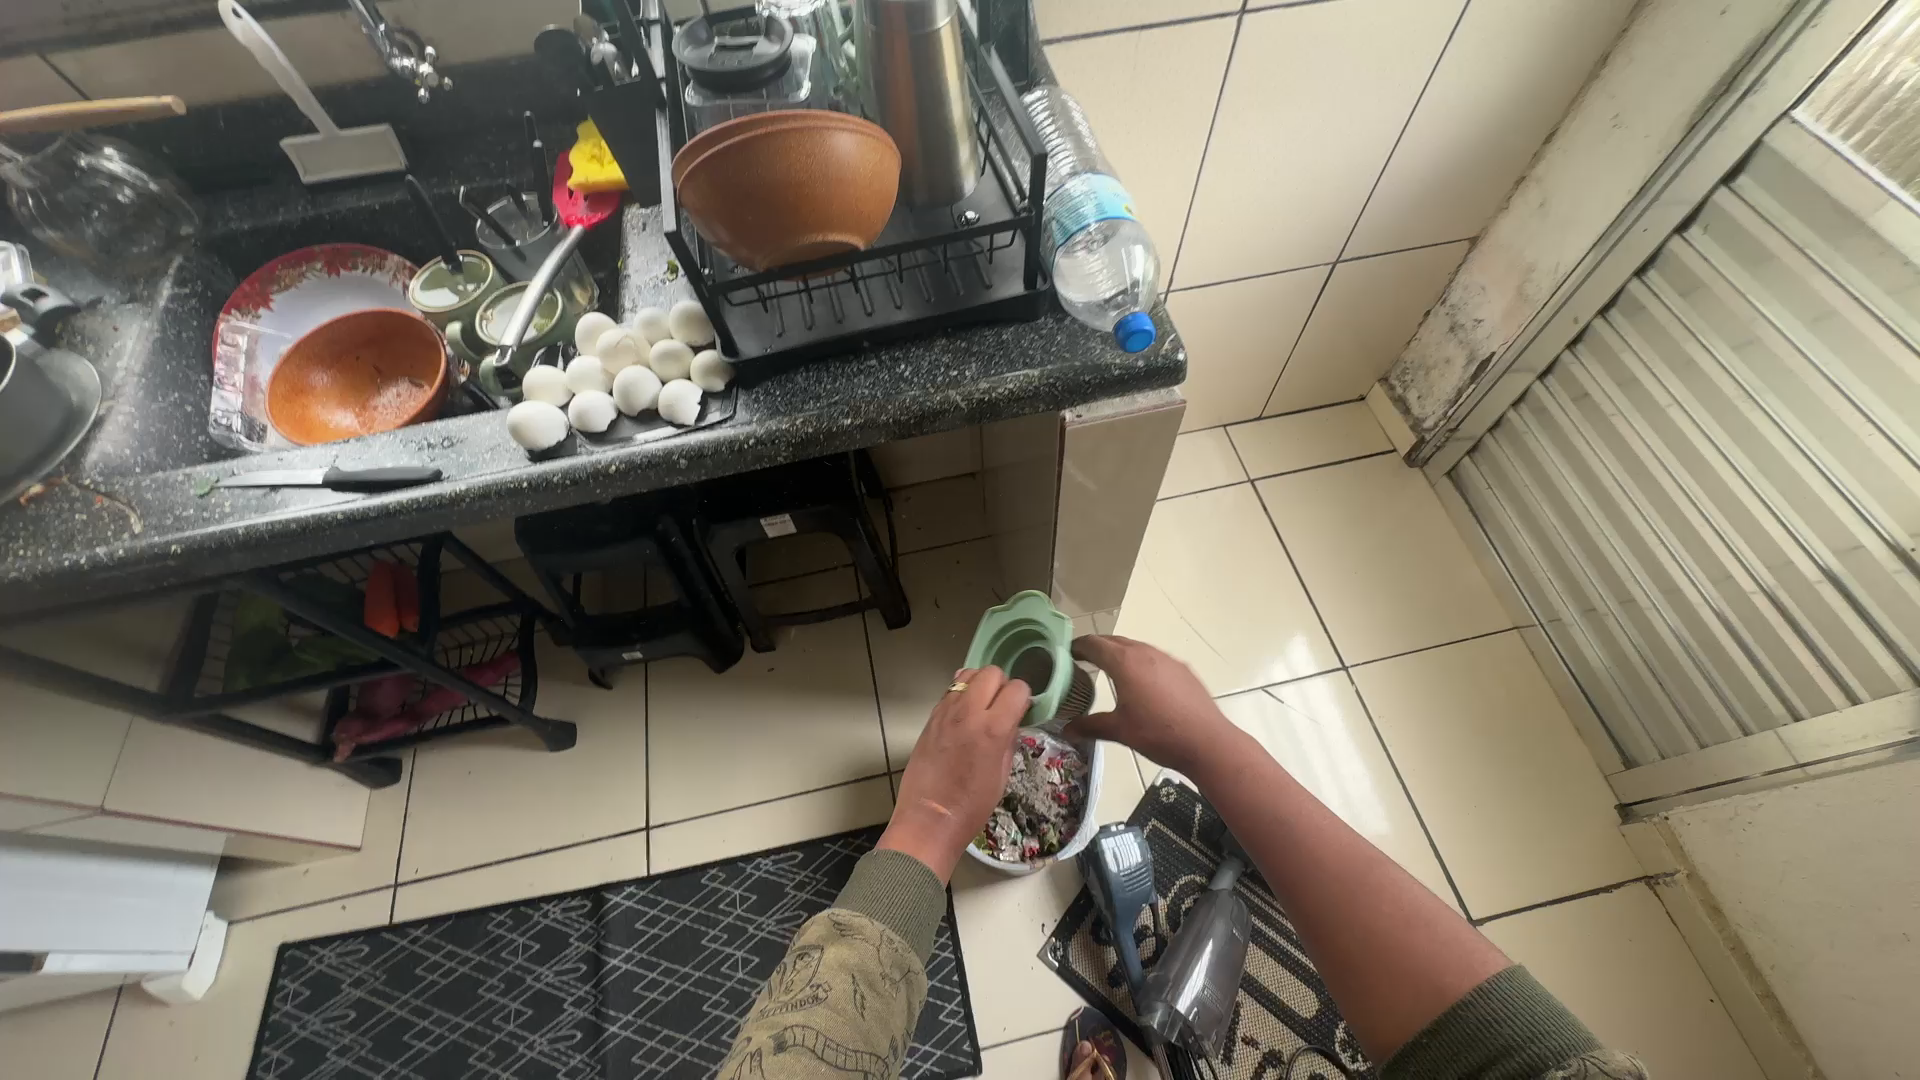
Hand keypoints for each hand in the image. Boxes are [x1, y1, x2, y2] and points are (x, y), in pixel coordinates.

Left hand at [881, 666, 1030, 881]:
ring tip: (981, 706)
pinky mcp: (931, 716)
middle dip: (1002, 685)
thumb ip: (1009, 739)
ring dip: (980, 684)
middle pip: (992, 672)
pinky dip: (962, 693)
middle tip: (1001, 706)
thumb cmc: (971, 806)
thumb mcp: (1003, 774)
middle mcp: (969, 712)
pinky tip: (964, 714)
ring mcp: (946, 711)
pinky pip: (951, 690)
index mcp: (993, 729)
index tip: (1022, 710)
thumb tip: (1013, 720)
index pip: (1018, 689)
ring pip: (969, 673)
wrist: (929, 818)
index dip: (1023, 697)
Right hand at [1064, 635, 1240, 776]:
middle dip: (1097, 647)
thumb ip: (1090, 726)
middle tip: (1083, 660)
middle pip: (1114, 641)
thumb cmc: (1158, 734)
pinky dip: (1140, 663)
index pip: (1094, 644)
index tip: (1066, 653)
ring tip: (1110, 670)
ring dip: (1120, 653)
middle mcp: (1145, 653)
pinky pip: (1154, 658)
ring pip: (1136, 648)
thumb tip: (1066, 730)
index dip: (1078, 646)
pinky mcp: (1183, 669)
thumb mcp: (1119, 730)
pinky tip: (1142, 683)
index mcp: (1124, 662)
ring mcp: (1167, 659)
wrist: (1207, 742)